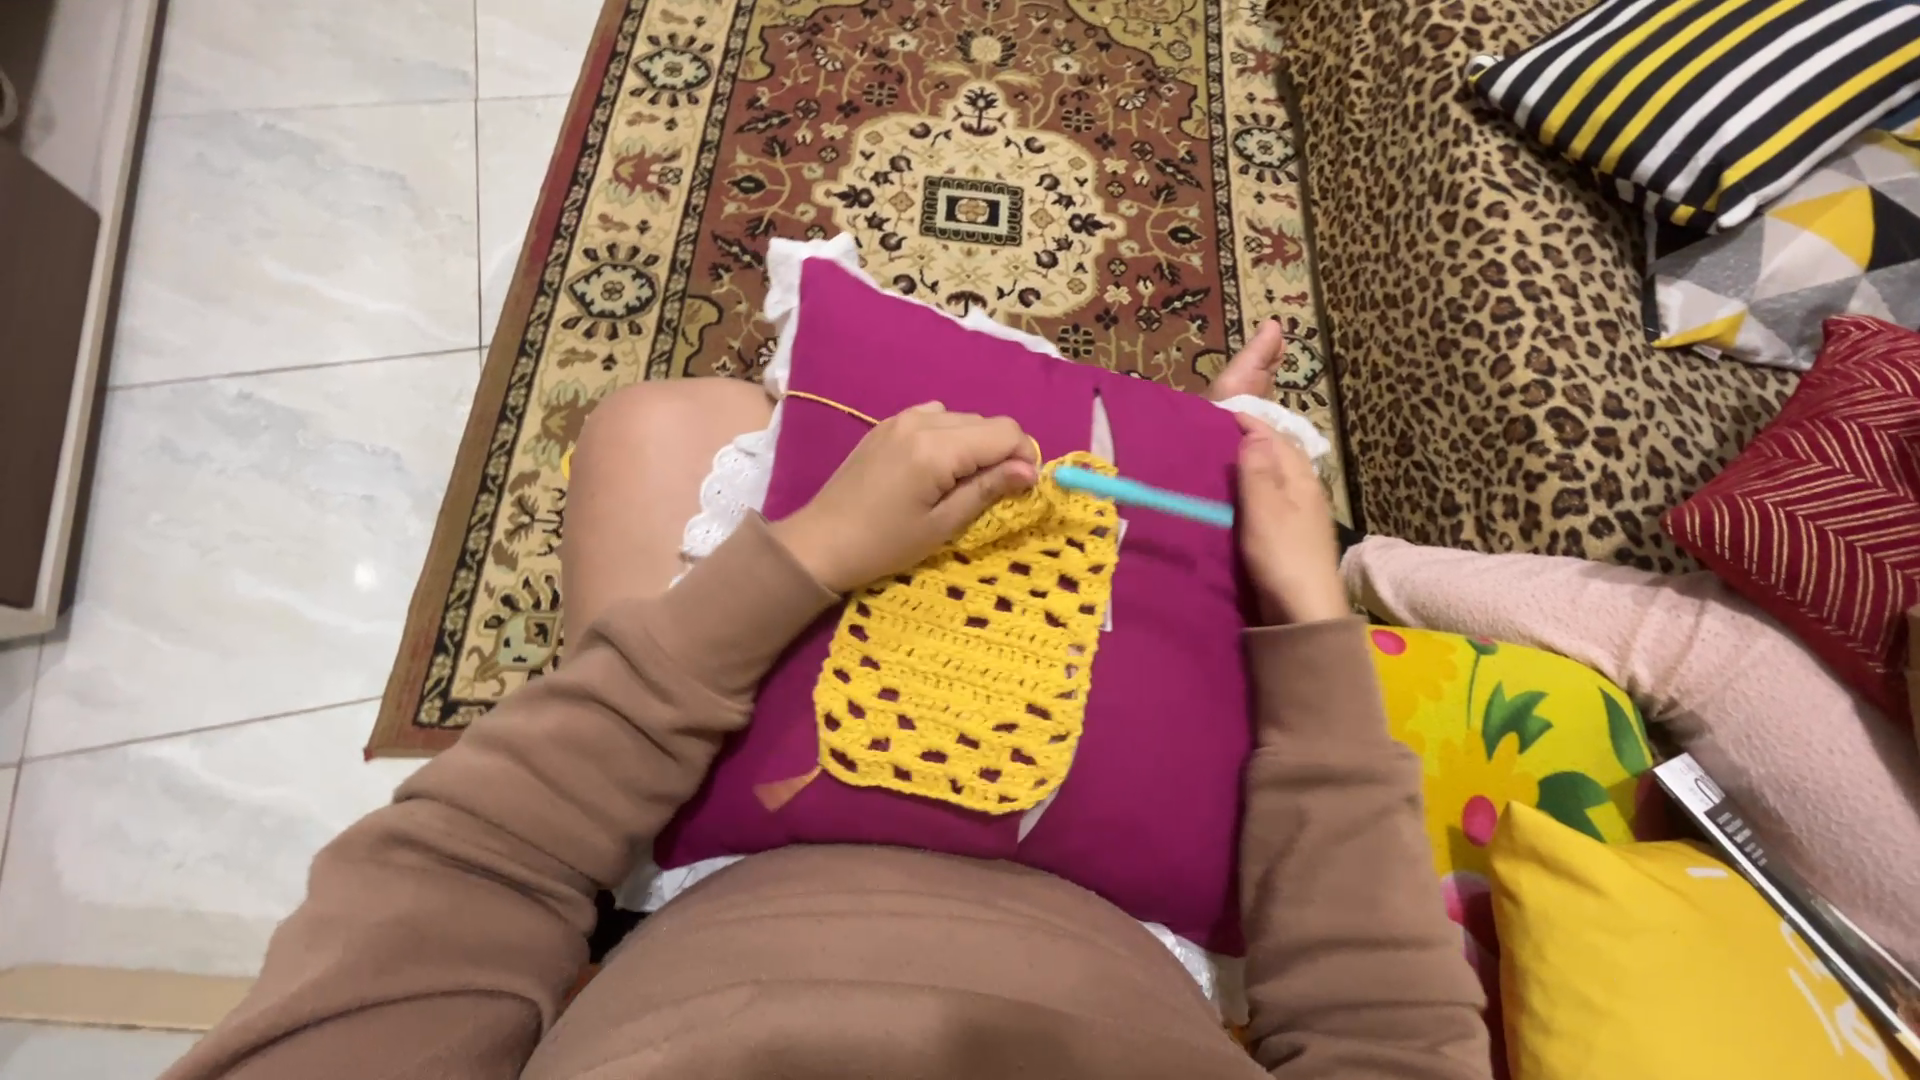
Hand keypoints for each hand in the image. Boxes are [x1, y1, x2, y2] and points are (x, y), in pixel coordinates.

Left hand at [771, 402, 1038, 591]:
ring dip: (976, 444)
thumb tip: (1030, 471)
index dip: (1024, 456)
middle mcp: (921, 422)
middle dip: (1002, 452)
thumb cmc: (885, 544)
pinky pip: (935, 417)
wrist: (822, 541)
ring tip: (962, 481)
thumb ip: (988, 490)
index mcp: (937, 449)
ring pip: (963, 418)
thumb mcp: (943, 525)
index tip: (1022, 488)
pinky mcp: (887, 424)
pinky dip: (949, 436)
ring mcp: (901, 419)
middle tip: (995, 491)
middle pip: (987, 421)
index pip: (1006, 432)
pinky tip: (937, 466)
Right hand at [1234, 412, 1347, 624]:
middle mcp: (1305, 493)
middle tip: (1218, 434)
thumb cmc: (1282, 556)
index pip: (1276, 439)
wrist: (1303, 611)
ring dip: (1253, 465)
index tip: (1221, 414)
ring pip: (1276, 478)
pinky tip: (1238, 498)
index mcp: (1301, 481)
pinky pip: (1271, 500)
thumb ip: (1259, 471)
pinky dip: (1254, 490)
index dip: (1251, 424)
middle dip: (1253, 440)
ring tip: (1223, 461)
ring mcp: (1300, 516)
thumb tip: (1255, 433)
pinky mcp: (1290, 536)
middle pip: (1280, 456)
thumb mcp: (1266, 509)